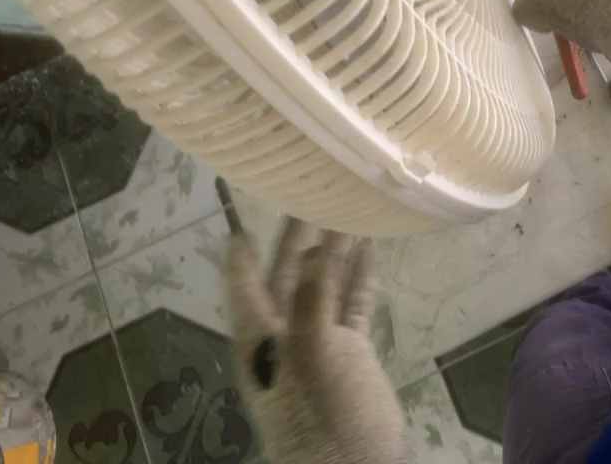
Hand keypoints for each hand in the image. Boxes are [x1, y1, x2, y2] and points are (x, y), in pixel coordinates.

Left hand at [227, 219, 405, 463]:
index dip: (242, 256)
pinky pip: (352, 304)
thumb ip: (313, 298)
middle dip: (298, 239)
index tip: (240, 224)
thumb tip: (319, 249)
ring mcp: (320, 344)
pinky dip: (359, 277)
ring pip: (324, 285)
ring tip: (348, 212)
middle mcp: (286, 336)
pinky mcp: (350, 353)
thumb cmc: (319, 416)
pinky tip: (370, 250)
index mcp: (261, 340)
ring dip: (335, 252)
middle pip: (289, 276)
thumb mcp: (311, 355)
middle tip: (311, 194)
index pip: (245, 286)